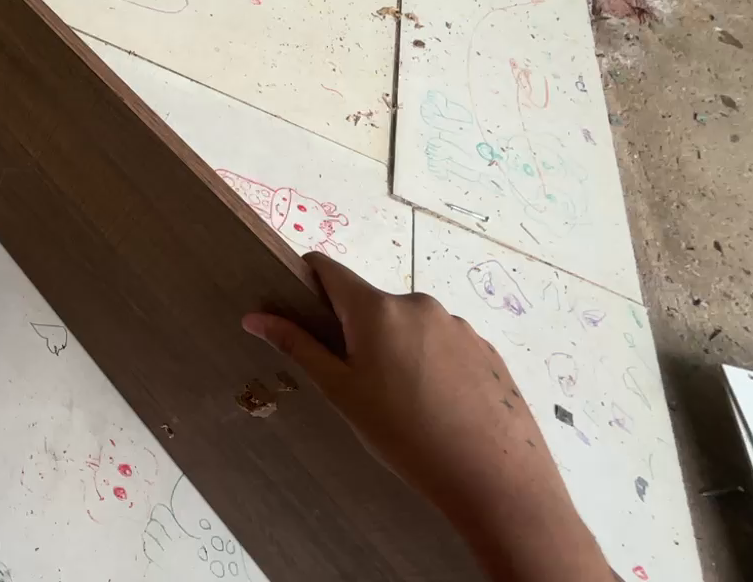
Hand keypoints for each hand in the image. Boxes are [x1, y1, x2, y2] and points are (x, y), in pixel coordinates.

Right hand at [243, 253, 611, 581]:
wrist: (500, 486)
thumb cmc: (405, 435)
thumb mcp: (340, 391)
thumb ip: (297, 345)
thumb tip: (252, 317)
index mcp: (375, 308)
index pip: (327, 268)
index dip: (308, 280)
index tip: (303, 310)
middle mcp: (416, 304)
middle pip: (369, 302)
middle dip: (357, 329)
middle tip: (360, 379)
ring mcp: (458, 326)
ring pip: (408, 324)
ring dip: (396, 346)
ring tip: (406, 400)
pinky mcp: (489, 351)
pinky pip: (443, 342)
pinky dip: (431, 362)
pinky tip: (441, 406)